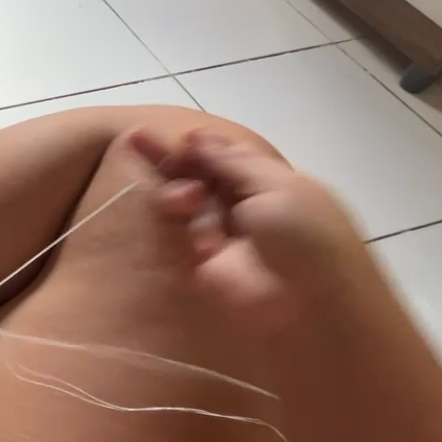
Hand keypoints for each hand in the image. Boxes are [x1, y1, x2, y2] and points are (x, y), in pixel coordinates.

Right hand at [129, 127, 377, 335]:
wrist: (306, 306)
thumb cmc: (305, 237)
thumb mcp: (278, 186)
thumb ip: (232, 161)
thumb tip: (199, 135)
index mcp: (274, 184)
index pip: (230, 157)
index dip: (205, 145)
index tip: (184, 137)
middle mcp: (246, 204)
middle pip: (201, 173)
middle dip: (172, 156)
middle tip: (135, 138)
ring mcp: (223, 231)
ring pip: (187, 196)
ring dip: (180, 188)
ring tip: (187, 196)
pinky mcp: (201, 256)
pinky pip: (180, 225)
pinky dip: (178, 212)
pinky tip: (180, 206)